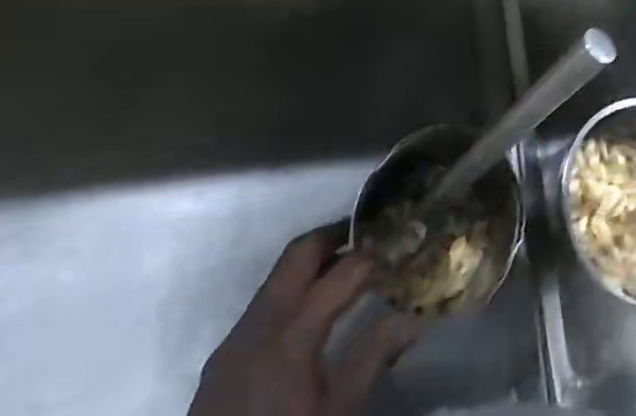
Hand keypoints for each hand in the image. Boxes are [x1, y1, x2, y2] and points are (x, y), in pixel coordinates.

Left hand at [187, 224, 423, 415]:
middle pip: (297, 255)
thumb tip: (411, 317)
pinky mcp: (224, 352)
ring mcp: (236, 335)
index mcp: (292, 335)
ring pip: (276, 277)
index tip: (393, 249)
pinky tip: (308, 314)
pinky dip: (290, 292)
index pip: (339, 274)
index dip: (369, 257)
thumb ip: (371, 358)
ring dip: (309, 264)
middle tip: (364, 237)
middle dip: (332, 238)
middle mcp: (260, 321)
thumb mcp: (336, 411)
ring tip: (342, 270)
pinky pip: (261, 304)